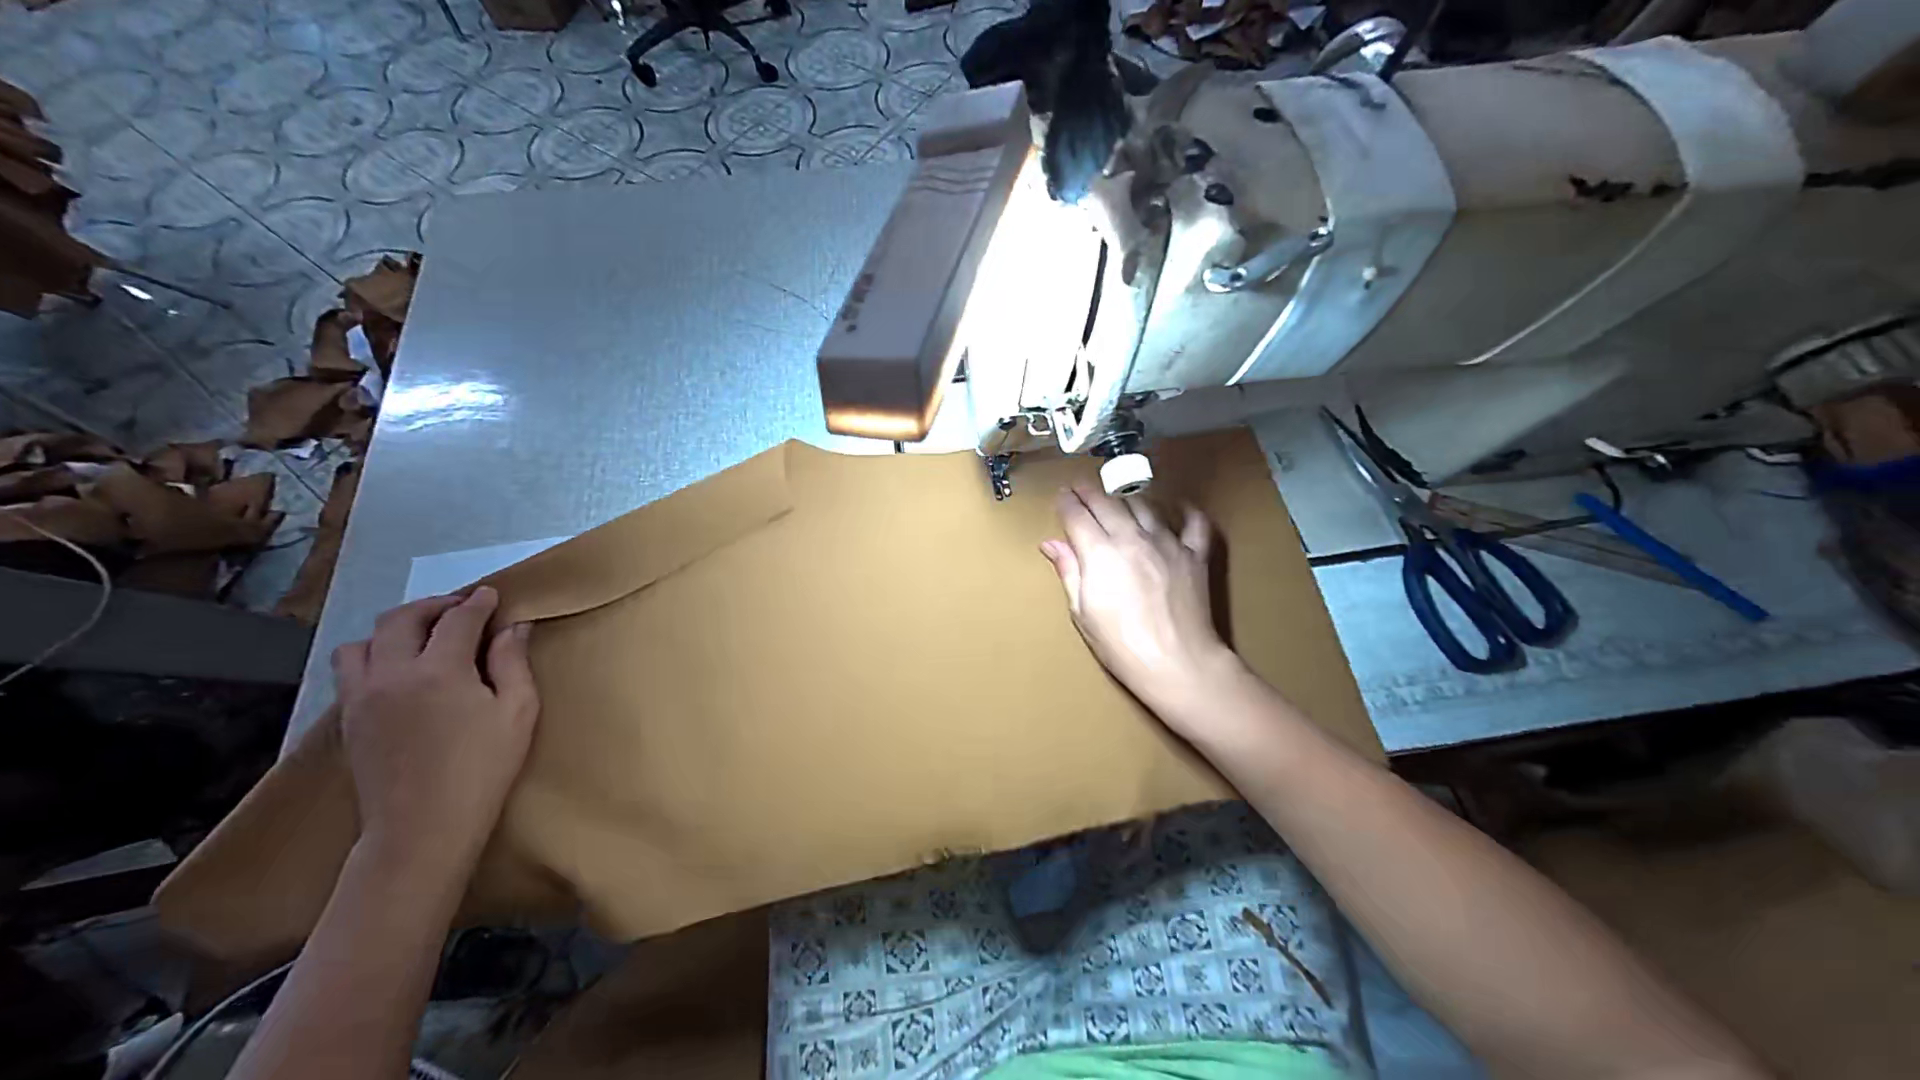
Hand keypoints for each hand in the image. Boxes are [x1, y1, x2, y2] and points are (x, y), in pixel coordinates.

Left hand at [331, 587, 539, 869]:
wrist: (421, 829)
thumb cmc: (483, 769)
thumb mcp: (518, 713)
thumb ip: (512, 663)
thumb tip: (512, 626)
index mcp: (439, 670)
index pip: (458, 619)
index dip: (478, 603)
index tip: (493, 594)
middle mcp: (391, 674)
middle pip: (403, 618)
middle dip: (435, 606)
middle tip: (461, 608)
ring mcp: (361, 697)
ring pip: (365, 641)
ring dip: (396, 629)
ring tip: (424, 637)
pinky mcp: (348, 719)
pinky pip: (351, 669)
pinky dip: (375, 656)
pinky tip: (401, 671)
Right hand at [1040, 483, 1244, 726]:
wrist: (1176, 662)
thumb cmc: (1122, 645)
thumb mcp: (1082, 612)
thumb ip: (1069, 571)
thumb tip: (1051, 544)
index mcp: (1100, 552)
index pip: (1077, 515)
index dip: (1066, 503)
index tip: (1061, 496)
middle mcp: (1132, 538)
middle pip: (1107, 503)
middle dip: (1090, 493)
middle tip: (1080, 487)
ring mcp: (1166, 543)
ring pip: (1143, 506)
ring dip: (1126, 498)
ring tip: (1117, 499)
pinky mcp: (1194, 554)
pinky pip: (1193, 522)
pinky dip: (1185, 511)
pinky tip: (1178, 507)